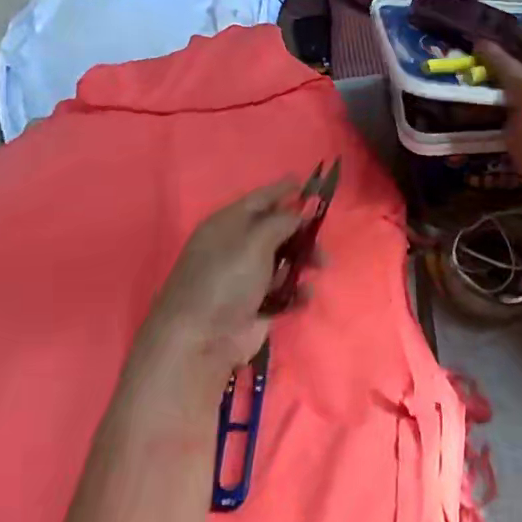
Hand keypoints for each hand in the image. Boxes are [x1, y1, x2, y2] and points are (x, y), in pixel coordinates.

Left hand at [138, 180, 304, 383]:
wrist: (201, 338)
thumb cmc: (226, 279)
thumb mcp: (255, 241)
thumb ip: (282, 221)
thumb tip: (299, 210)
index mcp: (228, 224)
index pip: (259, 199)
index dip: (282, 190)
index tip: (306, 182)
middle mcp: (236, 247)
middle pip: (276, 230)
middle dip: (301, 231)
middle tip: (321, 237)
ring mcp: (246, 278)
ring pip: (284, 261)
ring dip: (304, 262)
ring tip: (319, 267)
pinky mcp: (256, 305)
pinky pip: (284, 291)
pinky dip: (296, 292)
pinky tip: (303, 296)